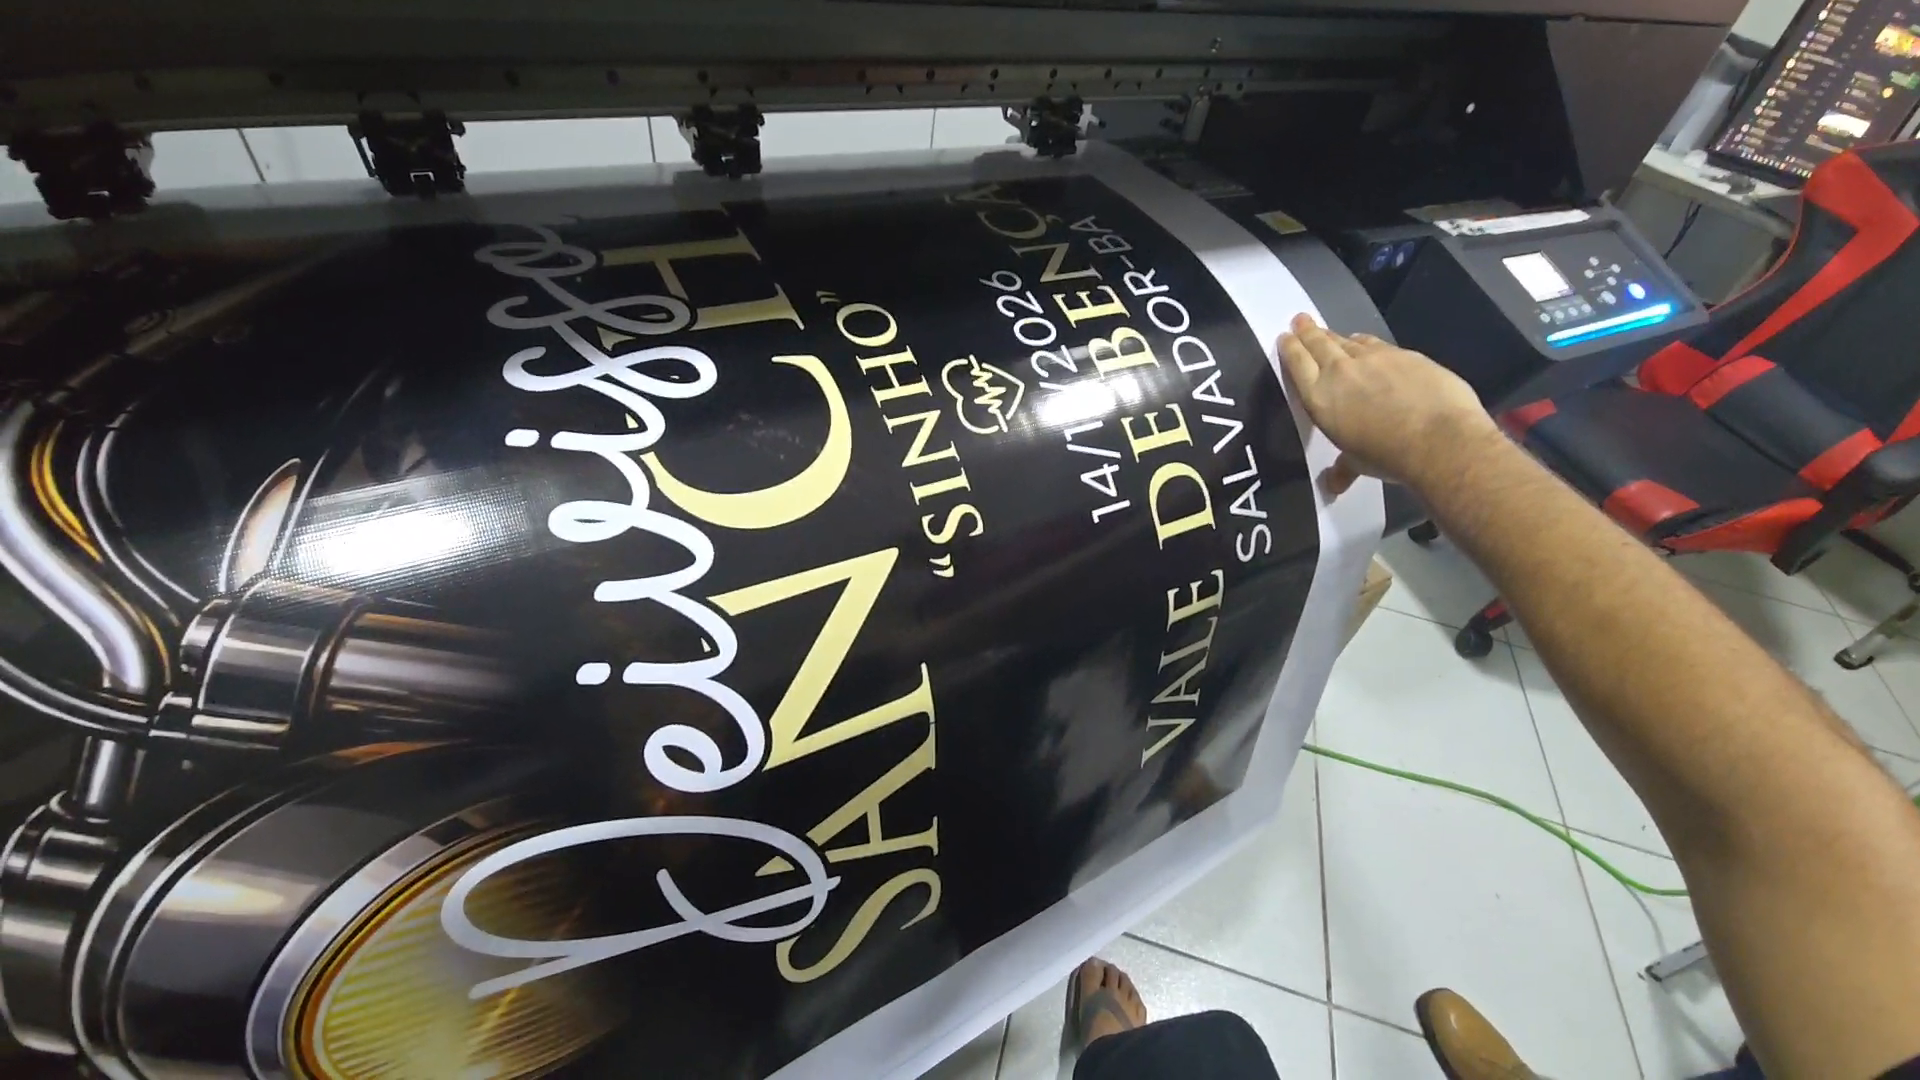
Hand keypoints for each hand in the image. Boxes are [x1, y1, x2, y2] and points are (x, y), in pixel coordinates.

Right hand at [1277, 313, 1500, 495]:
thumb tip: (1333, 486)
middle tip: (1300, 319)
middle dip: (1308, 331)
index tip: (1285, 337)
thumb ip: (1342, 468)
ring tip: (1329, 333)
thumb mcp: (1357, 462)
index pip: (1297, 364)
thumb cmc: (1386, 456)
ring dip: (1335, 336)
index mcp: (1320, 398)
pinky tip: (1365, 343)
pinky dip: (1365, 342)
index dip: (1290, 348)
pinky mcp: (1404, 354)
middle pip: (1319, 343)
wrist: (1439, 439)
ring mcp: (1373, 359)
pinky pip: (1376, 344)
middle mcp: (1340, 371)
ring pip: (1347, 340)